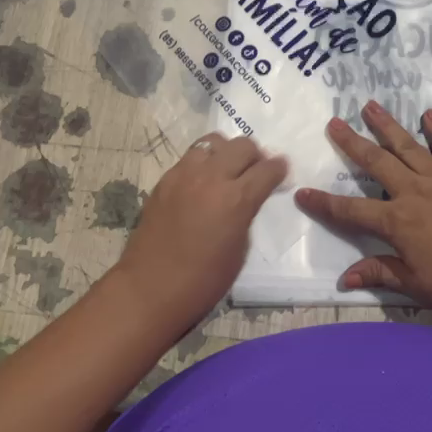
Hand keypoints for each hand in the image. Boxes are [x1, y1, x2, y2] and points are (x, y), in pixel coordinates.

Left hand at [111, 133, 285, 328]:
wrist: (150, 289)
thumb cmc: (203, 281)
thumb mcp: (239, 250)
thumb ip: (246, 215)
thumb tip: (247, 199)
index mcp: (237, 199)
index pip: (267, 169)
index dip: (279, 169)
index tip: (281, 171)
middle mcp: (212, 178)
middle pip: (242, 146)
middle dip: (256, 155)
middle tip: (256, 171)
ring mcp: (185, 175)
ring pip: (213, 141)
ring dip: (226, 152)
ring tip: (226, 169)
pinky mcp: (165, 180)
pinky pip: (190, 158)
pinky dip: (203, 163)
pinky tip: (201, 183)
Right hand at [294, 102, 431, 324]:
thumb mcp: (415, 285)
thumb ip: (379, 273)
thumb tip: (344, 279)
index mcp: (398, 222)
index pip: (351, 211)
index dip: (325, 204)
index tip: (301, 193)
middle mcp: (414, 193)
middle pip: (377, 164)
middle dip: (353, 144)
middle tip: (334, 123)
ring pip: (408, 148)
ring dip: (387, 126)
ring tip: (370, 105)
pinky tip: (429, 114)